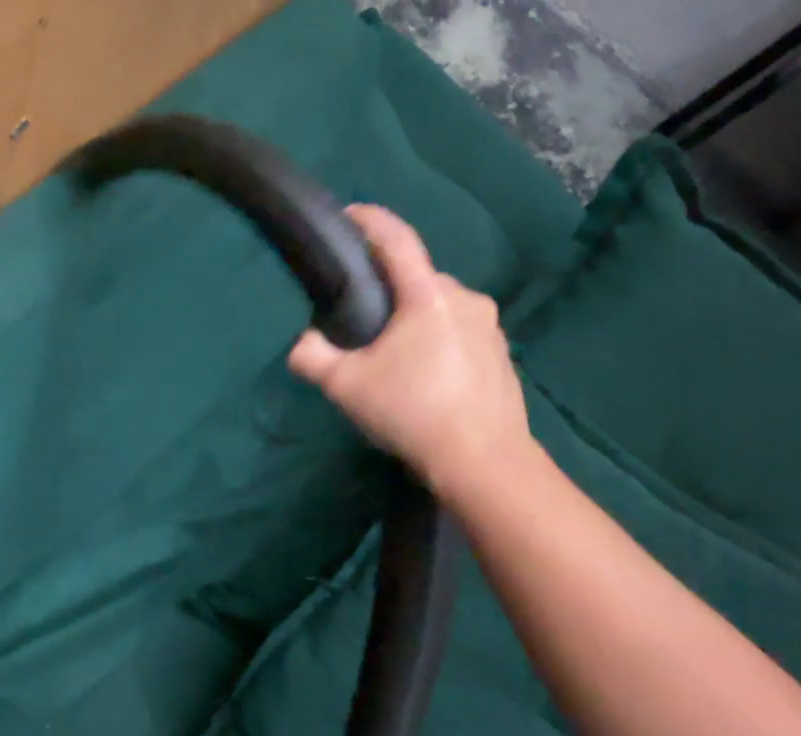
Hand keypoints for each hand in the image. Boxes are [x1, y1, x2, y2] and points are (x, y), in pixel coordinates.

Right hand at [287, 205, 531, 497]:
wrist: (480, 457)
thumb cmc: (410, 410)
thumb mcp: (343, 385)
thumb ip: (312, 356)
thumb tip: (302, 341)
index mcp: (427, 295)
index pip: (397, 241)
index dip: (370, 222)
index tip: (348, 214)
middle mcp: (464, 298)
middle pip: (416, 279)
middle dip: (386, 288)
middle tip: (354, 314)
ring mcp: (488, 325)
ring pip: (436, 307)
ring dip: (408, 319)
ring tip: (383, 353)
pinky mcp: (498, 353)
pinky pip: (455, 331)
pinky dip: (431, 341)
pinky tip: (416, 376)